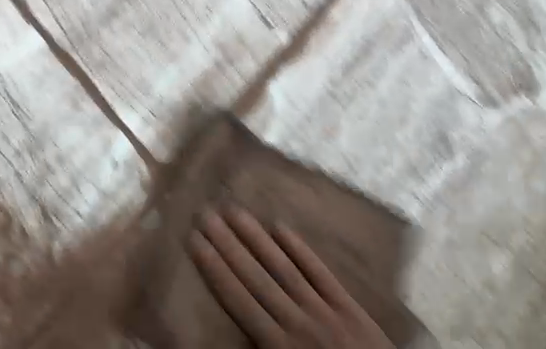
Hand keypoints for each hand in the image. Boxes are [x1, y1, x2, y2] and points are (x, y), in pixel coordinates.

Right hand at [190, 207, 392, 348]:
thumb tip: (218, 336)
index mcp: (279, 348)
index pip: (238, 300)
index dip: (214, 269)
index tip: (194, 240)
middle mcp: (297, 323)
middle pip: (255, 277)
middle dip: (227, 244)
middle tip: (205, 213)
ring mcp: (326, 312)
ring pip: (284, 269)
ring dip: (256, 238)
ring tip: (234, 210)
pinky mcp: (351, 309)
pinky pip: (321, 274)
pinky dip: (300, 250)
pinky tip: (280, 227)